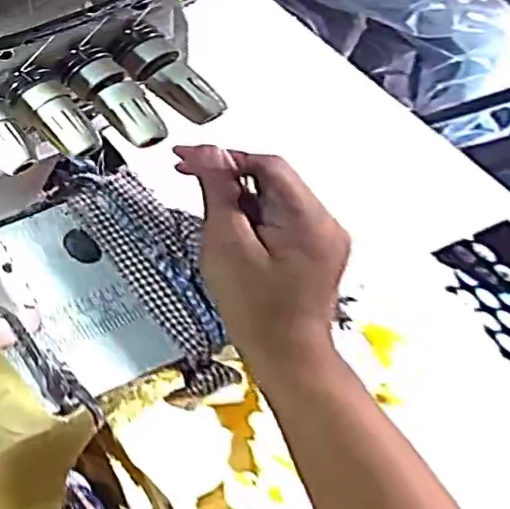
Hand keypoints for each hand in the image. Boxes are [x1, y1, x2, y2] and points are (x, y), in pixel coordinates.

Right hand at [174, 146, 349, 378]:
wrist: (285, 353)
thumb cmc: (257, 306)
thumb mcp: (226, 240)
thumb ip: (219, 191)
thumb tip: (210, 156)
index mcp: (308, 220)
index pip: (265, 163)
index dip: (221, 155)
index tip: (187, 156)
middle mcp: (323, 224)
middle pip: (270, 174)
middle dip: (226, 170)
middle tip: (187, 170)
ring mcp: (321, 236)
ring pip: (271, 191)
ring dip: (235, 188)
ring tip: (206, 202)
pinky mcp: (311, 246)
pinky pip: (277, 210)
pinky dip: (248, 206)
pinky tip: (226, 218)